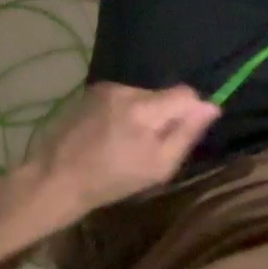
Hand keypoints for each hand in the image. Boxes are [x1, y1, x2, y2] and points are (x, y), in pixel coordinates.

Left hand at [19, 83, 220, 219]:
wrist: (55, 178)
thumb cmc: (111, 180)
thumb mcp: (158, 167)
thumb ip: (187, 134)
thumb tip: (211, 107)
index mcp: (146, 108)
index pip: (186, 94)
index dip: (191, 113)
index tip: (180, 136)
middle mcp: (127, 90)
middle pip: (163, 95)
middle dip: (164, 116)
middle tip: (150, 146)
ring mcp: (105, 88)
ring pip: (142, 96)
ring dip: (143, 114)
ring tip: (125, 142)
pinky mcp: (89, 92)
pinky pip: (121, 98)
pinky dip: (123, 113)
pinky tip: (108, 135)